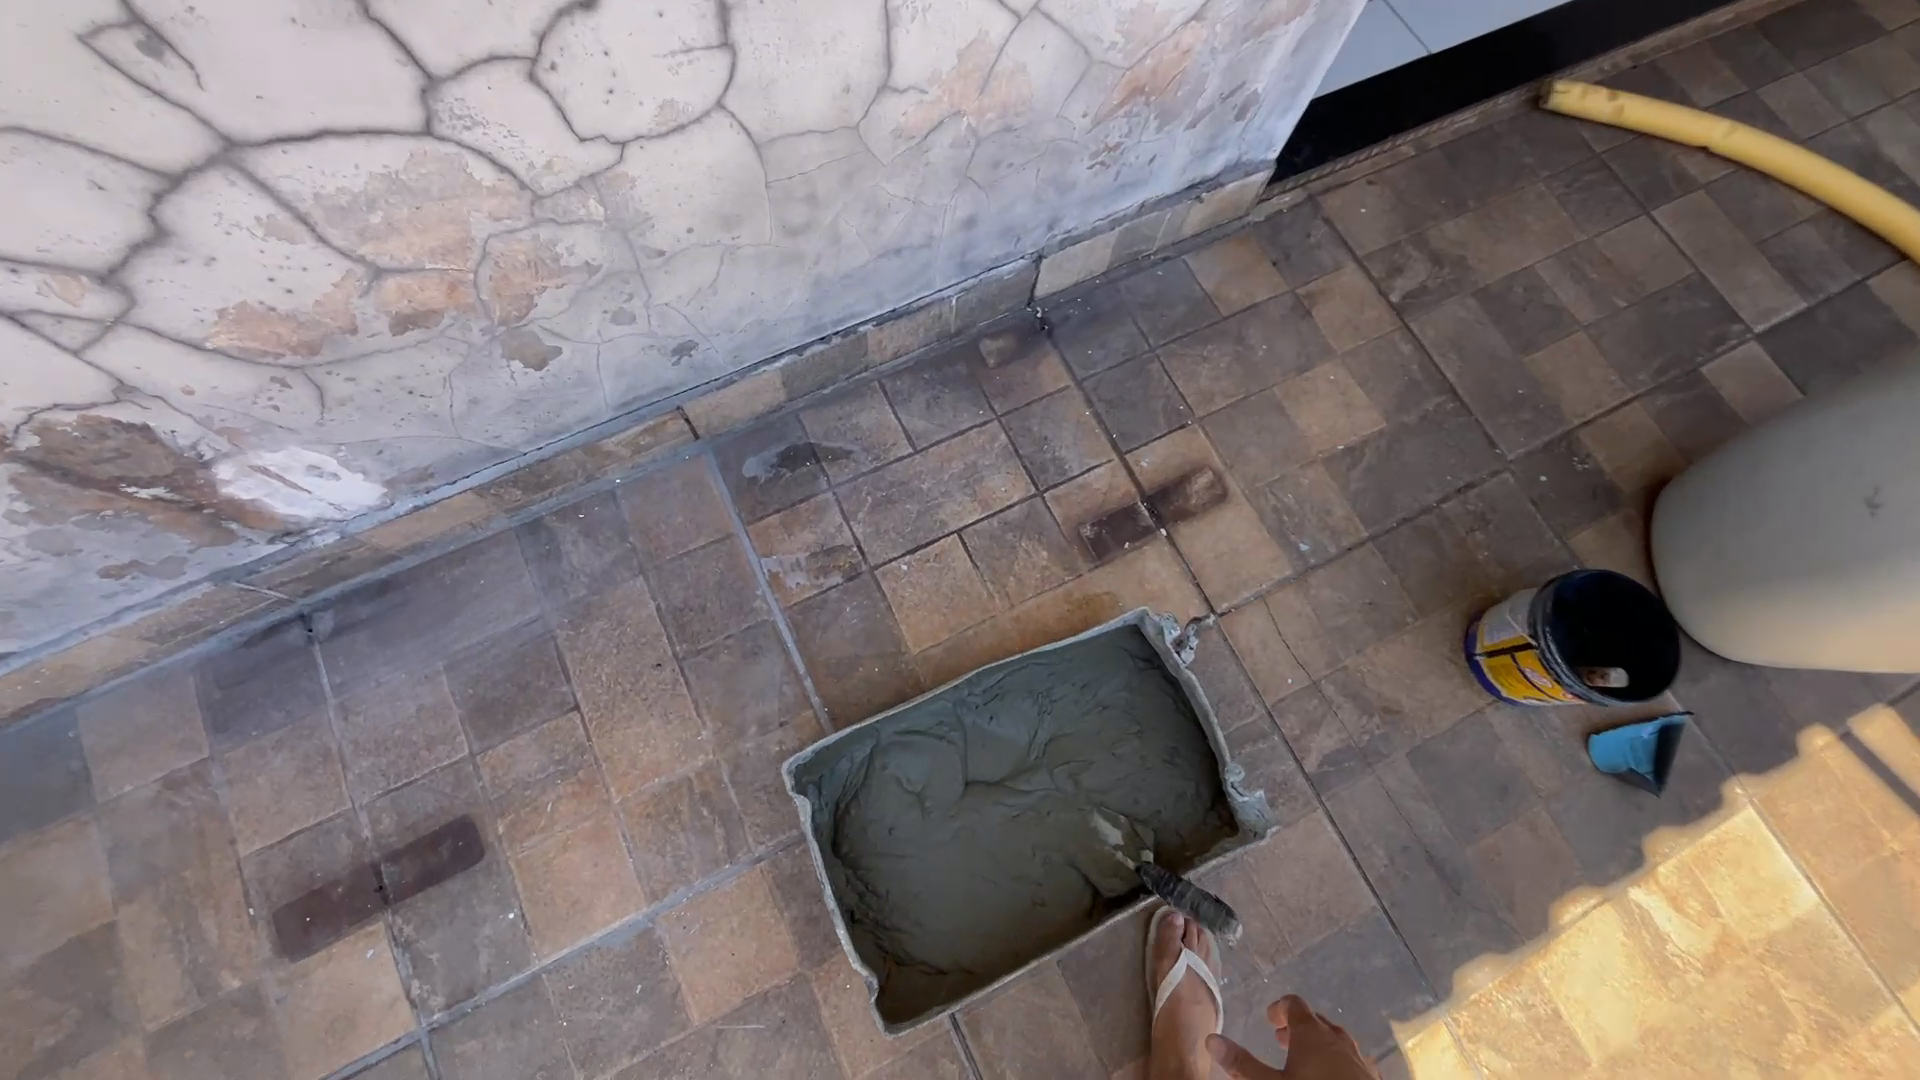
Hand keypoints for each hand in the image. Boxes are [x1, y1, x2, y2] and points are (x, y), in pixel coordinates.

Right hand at [1204, 995, 1378, 1079]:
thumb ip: (1243, 1064)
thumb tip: (1211, 1039)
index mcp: (1312, 1033)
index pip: (1294, 1004)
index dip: (1279, 1008)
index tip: (1269, 1021)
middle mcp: (1338, 1040)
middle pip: (1318, 1022)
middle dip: (1299, 1028)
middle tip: (1282, 1041)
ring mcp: (1361, 1061)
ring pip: (1339, 1043)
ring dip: (1322, 1046)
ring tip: (1308, 1063)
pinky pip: (1356, 1064)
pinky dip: (1341, 1064)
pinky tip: (1336, 1079)